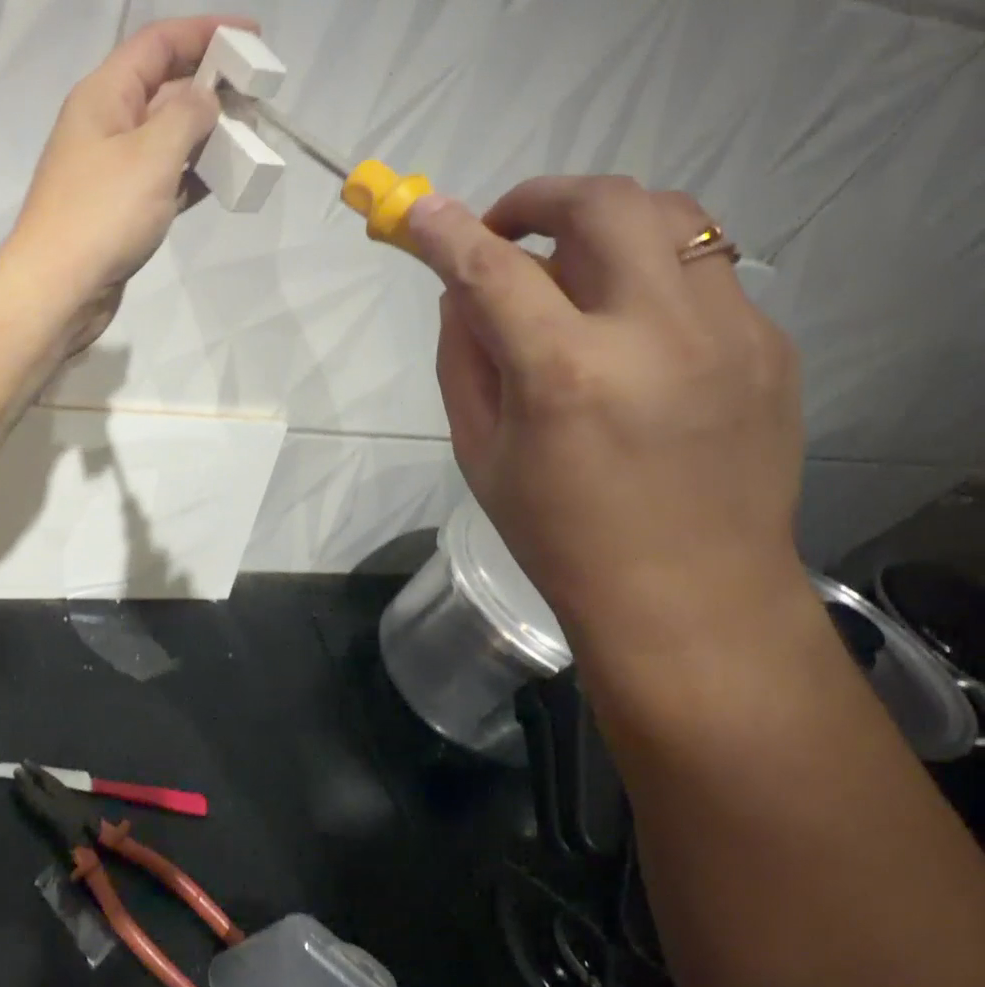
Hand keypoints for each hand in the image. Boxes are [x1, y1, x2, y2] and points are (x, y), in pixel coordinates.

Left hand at [0, 16, 255, 356]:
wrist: (56, 292)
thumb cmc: (100, 215)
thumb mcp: (152, 153)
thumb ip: (188, 114)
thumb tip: (206, 98)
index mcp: (103, 96)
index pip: (157, 44)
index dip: (205, 33)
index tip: (252, 37)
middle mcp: (104, 127)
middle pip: (164, 89)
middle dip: (212, 87)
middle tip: (260, 97)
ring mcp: (110, 173)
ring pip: (166, 138)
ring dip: (207, 135)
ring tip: (252, 139)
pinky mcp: (118, 212)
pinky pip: (163, 180)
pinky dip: (193, 176)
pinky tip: (225, 180)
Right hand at [407, 178, 806, 643]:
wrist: (687, 590)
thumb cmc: (558, 534)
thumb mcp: (481, 453)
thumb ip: (465, 361)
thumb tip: (460, 292)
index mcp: (566, 374)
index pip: (494, 272)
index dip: (448, 233)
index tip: (418, 210)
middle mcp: (655, 332)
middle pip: (605, 204)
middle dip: (541, 196)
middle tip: (506, 227)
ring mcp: (729, 329)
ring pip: (671, 214)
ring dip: (604, 220)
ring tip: (571, 263)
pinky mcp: (769, 341)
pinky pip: (702, 272)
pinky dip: (648, 275)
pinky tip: (628, 328)